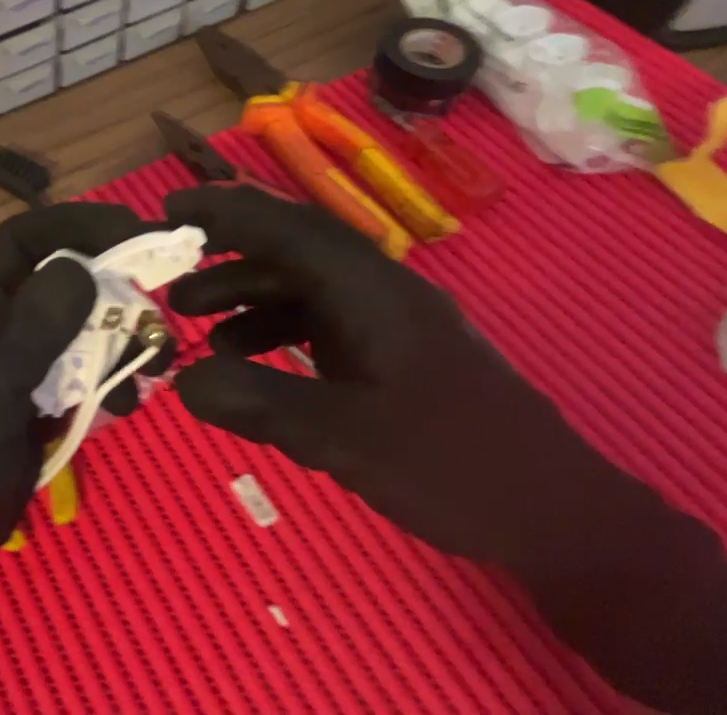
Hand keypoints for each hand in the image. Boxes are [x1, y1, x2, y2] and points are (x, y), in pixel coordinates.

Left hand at [0, 202, 152, 713]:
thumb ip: (30, 328)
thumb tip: (82, 269)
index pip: (26, 238)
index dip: (78, 224)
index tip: (137, 232)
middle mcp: (2, 325)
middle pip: (66, 279)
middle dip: (116, 285)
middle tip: (162, 306)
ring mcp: (22, 364)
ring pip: (83, 327)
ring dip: (123, 338)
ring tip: (154, 363)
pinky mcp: (40, 402)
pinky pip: (86, 373)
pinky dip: (114, 380)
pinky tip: (126, 405)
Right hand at [164, 186, 726, 714]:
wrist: (558, 516)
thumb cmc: (452, 466)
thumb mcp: (343, 437)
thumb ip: (258, 402)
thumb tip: (182, 379)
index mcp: (371, 291)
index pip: (286, 229)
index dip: (224, 213)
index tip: (168, 209)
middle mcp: (379, 291)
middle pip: (292, 248)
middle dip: (227, 253)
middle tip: (171, 269)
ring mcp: (389, 321)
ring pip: (303, 286)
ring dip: (247, 294)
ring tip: (194, 321)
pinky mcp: (393, 353)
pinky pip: (320, 321)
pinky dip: (275, 329)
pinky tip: (247, 359)